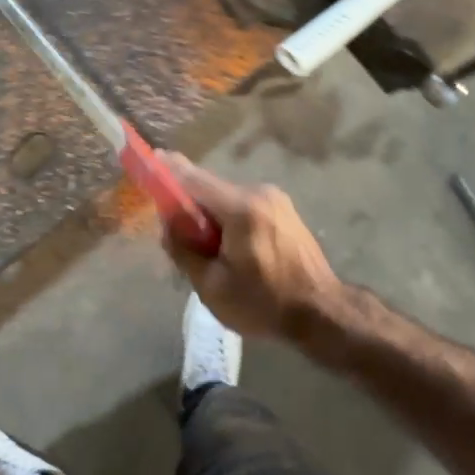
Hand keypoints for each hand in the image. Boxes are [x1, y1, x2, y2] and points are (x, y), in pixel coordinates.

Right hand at [159, 152, 341, 338]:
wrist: (324, 314)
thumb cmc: (265, 303)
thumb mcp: (212, 287)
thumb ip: (183, 250)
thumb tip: (168, 224)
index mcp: (241, 208)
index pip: (193, 179)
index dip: (168, 171)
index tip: (150, 159)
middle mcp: (259, 193)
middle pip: (210, 190)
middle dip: (189, 207)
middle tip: (178, 239)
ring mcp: (276, 200)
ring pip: (227, 200)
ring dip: (211, 218)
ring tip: (210, 255)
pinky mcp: (285, 211)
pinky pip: (245, 208)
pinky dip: (229, 222)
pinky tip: (231, 252)